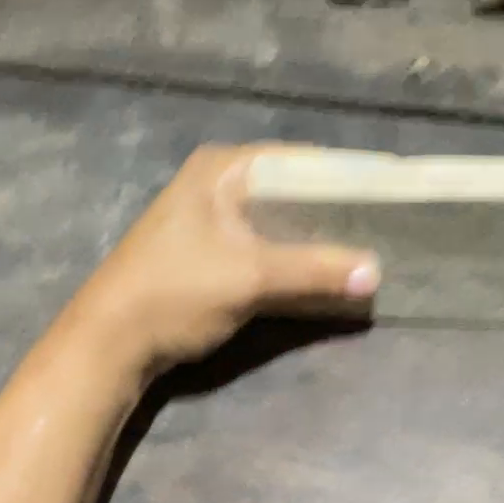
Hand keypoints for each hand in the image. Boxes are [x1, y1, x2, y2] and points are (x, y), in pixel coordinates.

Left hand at [66, 144, 379, 375]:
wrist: (112, 341)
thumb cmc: (176, 293)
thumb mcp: (250, 277)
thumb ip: (314, 270)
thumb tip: (376, 273)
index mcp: (224, 170)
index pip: (301, 161)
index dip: (347, 178)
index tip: (391, 194)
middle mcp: (220, 186)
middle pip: (294, 193)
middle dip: (338, 214)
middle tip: (387, 230)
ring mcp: (215, 223)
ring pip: (283, 225)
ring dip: (319, 243)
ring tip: (368, 254)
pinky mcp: (215, 258)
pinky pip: (270, 251)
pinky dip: (297, 263)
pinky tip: (327, 278)